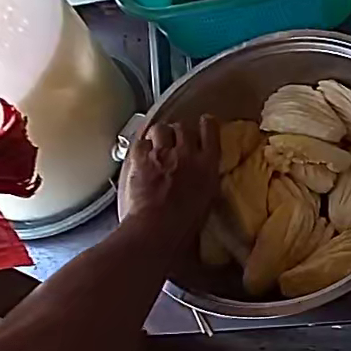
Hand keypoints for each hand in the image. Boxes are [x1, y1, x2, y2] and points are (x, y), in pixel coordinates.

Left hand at [118, 115, 218, 245]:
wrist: (158, 228)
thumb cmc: (187, 223)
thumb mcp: (209, 199)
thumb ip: (206, 180)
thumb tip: (203, 176)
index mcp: (208, 164)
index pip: (210, 131)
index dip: (207, 124)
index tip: (206, 122)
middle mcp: (186, 153)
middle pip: (183, 127)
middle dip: (179, 132)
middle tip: (176, 141)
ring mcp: (161, 154)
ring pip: (161, 129)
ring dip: (160, 135)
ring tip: (157, 143)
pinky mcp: (140, 159)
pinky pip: (141, 142)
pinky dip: (142, 147)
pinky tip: (142, 155)